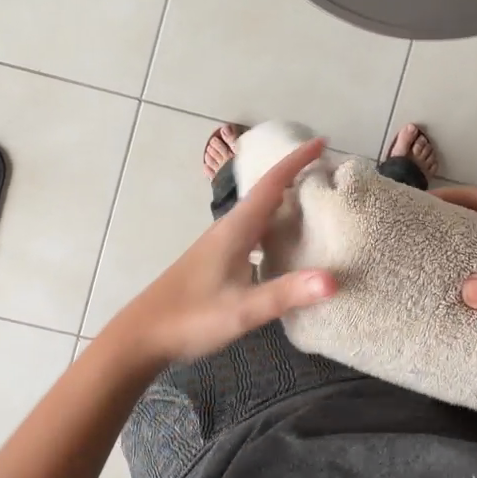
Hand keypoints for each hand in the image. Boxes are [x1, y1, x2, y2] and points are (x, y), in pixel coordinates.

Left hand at [107, 138, 337, 365]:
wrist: (142, 336)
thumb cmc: (190, 317)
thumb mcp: (243, 309)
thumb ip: (286, 293)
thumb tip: (334, 280)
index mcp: (236, 229)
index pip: (272, 183)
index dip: (297, 161)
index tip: (322, 142)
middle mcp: (229, 229)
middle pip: (267, 193)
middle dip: (297, 178)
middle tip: (330, 175)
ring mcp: (220, 245)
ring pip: (259, 213)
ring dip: (286, 203)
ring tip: (315, 206)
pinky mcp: (217, 260)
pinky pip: (254, 232)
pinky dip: (274, 227)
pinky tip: (285, 246)